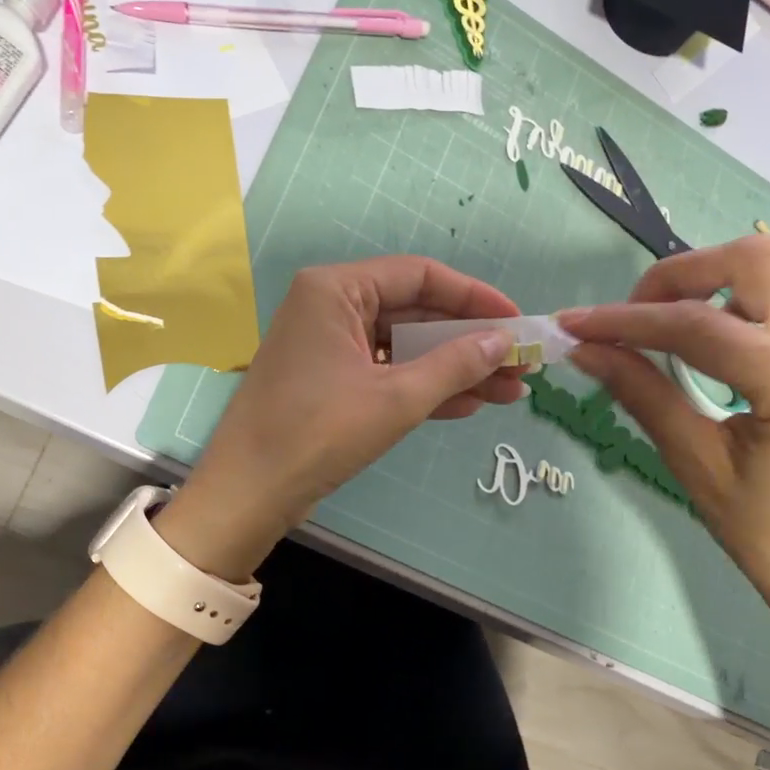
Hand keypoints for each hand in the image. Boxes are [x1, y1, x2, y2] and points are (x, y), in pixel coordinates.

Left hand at [160, 257, 524, 579]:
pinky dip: (423, 389)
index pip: (419, 276)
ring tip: (508, 391)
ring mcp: (328, 348)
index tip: (517, 321)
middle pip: (414, 313)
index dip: (474, 297)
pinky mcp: (329, 385)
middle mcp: (330, 308)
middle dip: (469, 342)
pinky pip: (386, 376)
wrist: (250, 492)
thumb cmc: (318, 434)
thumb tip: (503, 341)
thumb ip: (454, 365)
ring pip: (404, 349)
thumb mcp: (395, 399)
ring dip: (453, 370)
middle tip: (520, 364)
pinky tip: (469, 405)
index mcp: (336, 290)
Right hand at [559, 233, 769, 631]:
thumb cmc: (760, 529)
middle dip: (682, 275)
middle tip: (635, 316)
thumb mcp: (693, 462)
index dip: (628, 321)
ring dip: (721, 268)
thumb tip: (586, 350)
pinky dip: (748, 284)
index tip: (575, 325)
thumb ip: (642, 393)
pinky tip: (715, 325)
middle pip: (757, 259)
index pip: (701, 328)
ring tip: (675, 313)